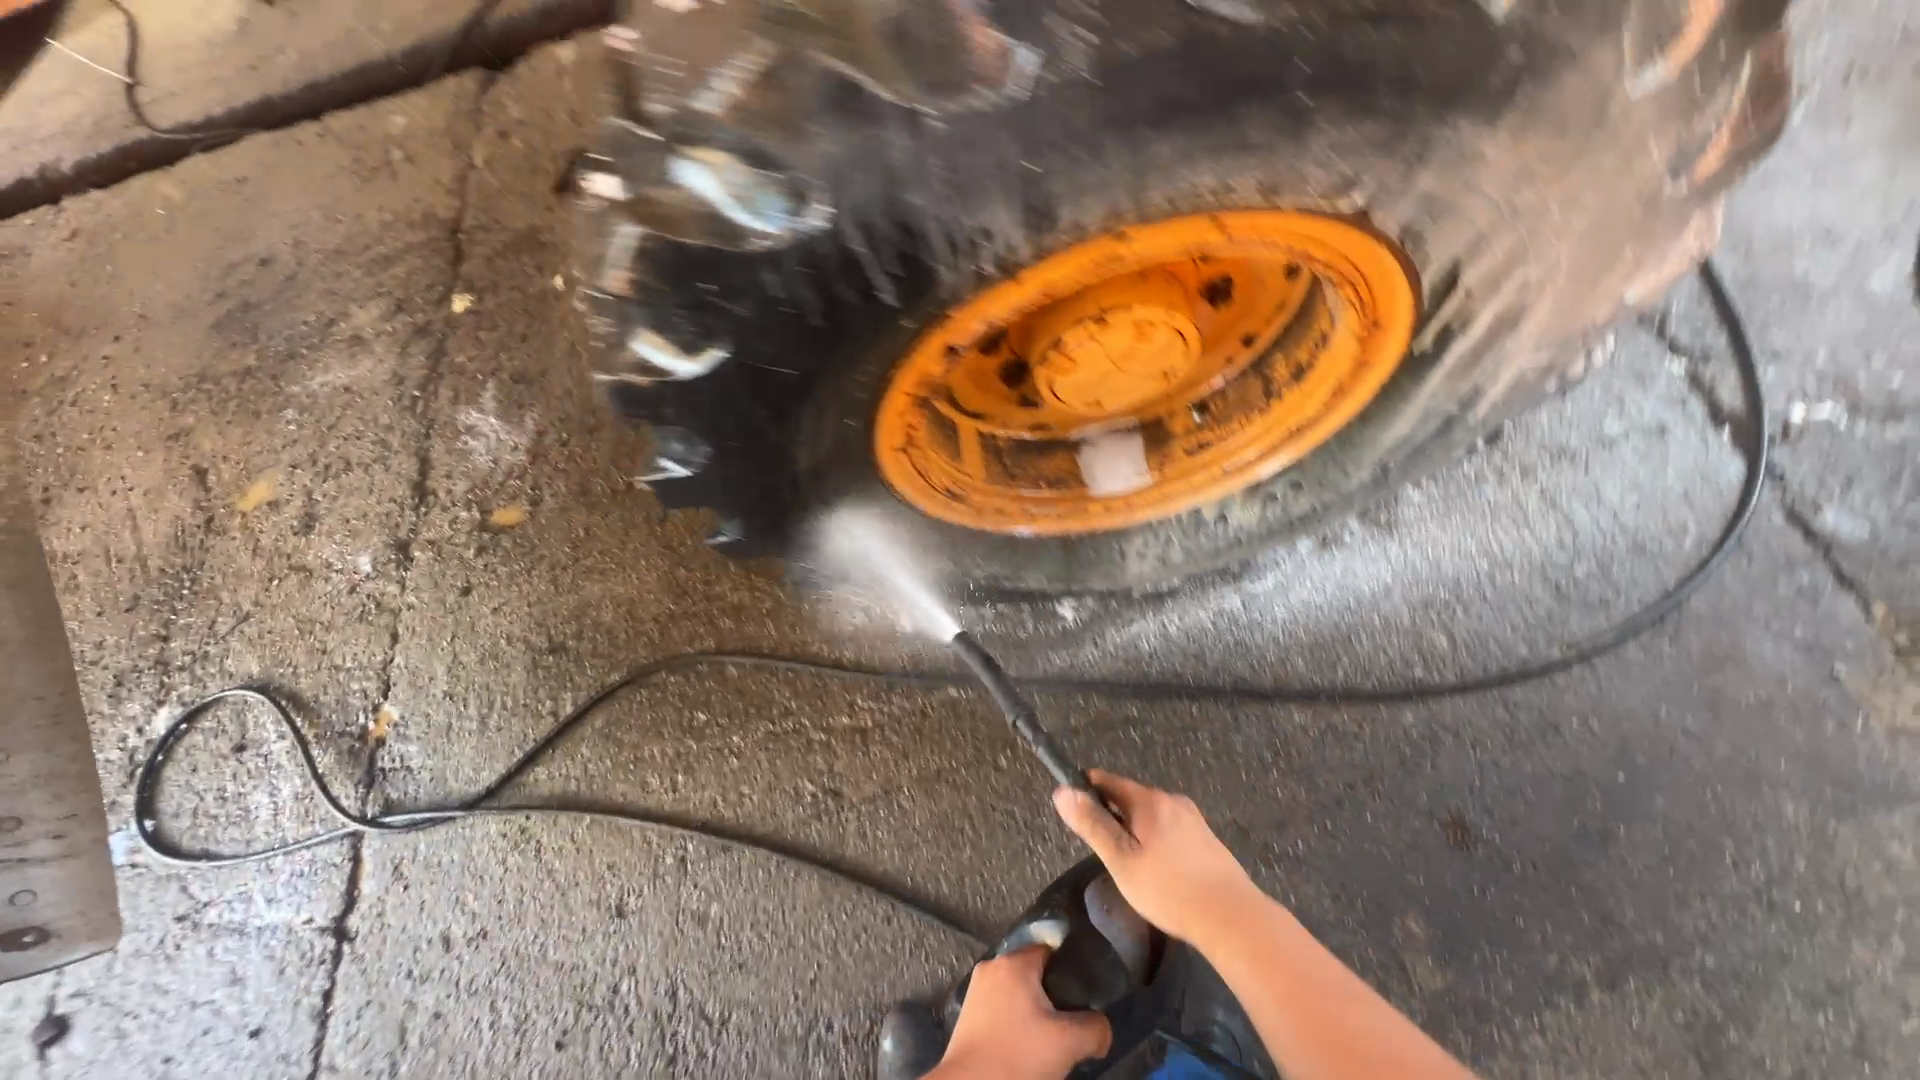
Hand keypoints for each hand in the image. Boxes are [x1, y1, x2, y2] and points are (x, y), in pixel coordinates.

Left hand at [929, 946, 1111, 1079]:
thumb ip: (1095, 1028)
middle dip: (1052, 994)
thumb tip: (1102, 1029)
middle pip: (1033, 972)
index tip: (1083, 995)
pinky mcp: (968, 1012)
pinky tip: (1025, 1042)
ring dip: (1033, 1009)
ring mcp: (976, 989)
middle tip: (1069, 1020)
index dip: (1070, 971)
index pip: (1050, 951)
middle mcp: (991, 967)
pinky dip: (1015, 1018)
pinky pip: (1001, 1005)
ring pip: (1017, 991)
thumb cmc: (1018, 1056)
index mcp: (1013, 963)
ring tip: (1048, 1035)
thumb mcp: (1068, 1043)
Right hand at [1053, 769, 1264, 946]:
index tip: (1075, 815)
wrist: (1231, 917)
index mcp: (1149, 800)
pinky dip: (1156, 842)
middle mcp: (1172, 800)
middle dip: (1112, 817)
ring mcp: (1193, 819)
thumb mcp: (1121, 860)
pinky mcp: (1206, 839)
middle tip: (1104, 853)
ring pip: (1151, 816)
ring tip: (1130, 867)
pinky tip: (1159, 872)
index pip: (1107, 780)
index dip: (1086, 791)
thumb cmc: (1168, 889)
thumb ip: (1092, 825)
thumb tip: (1062, 791)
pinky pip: (1169, 830)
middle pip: (1130, 798)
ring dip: (1135, 832)